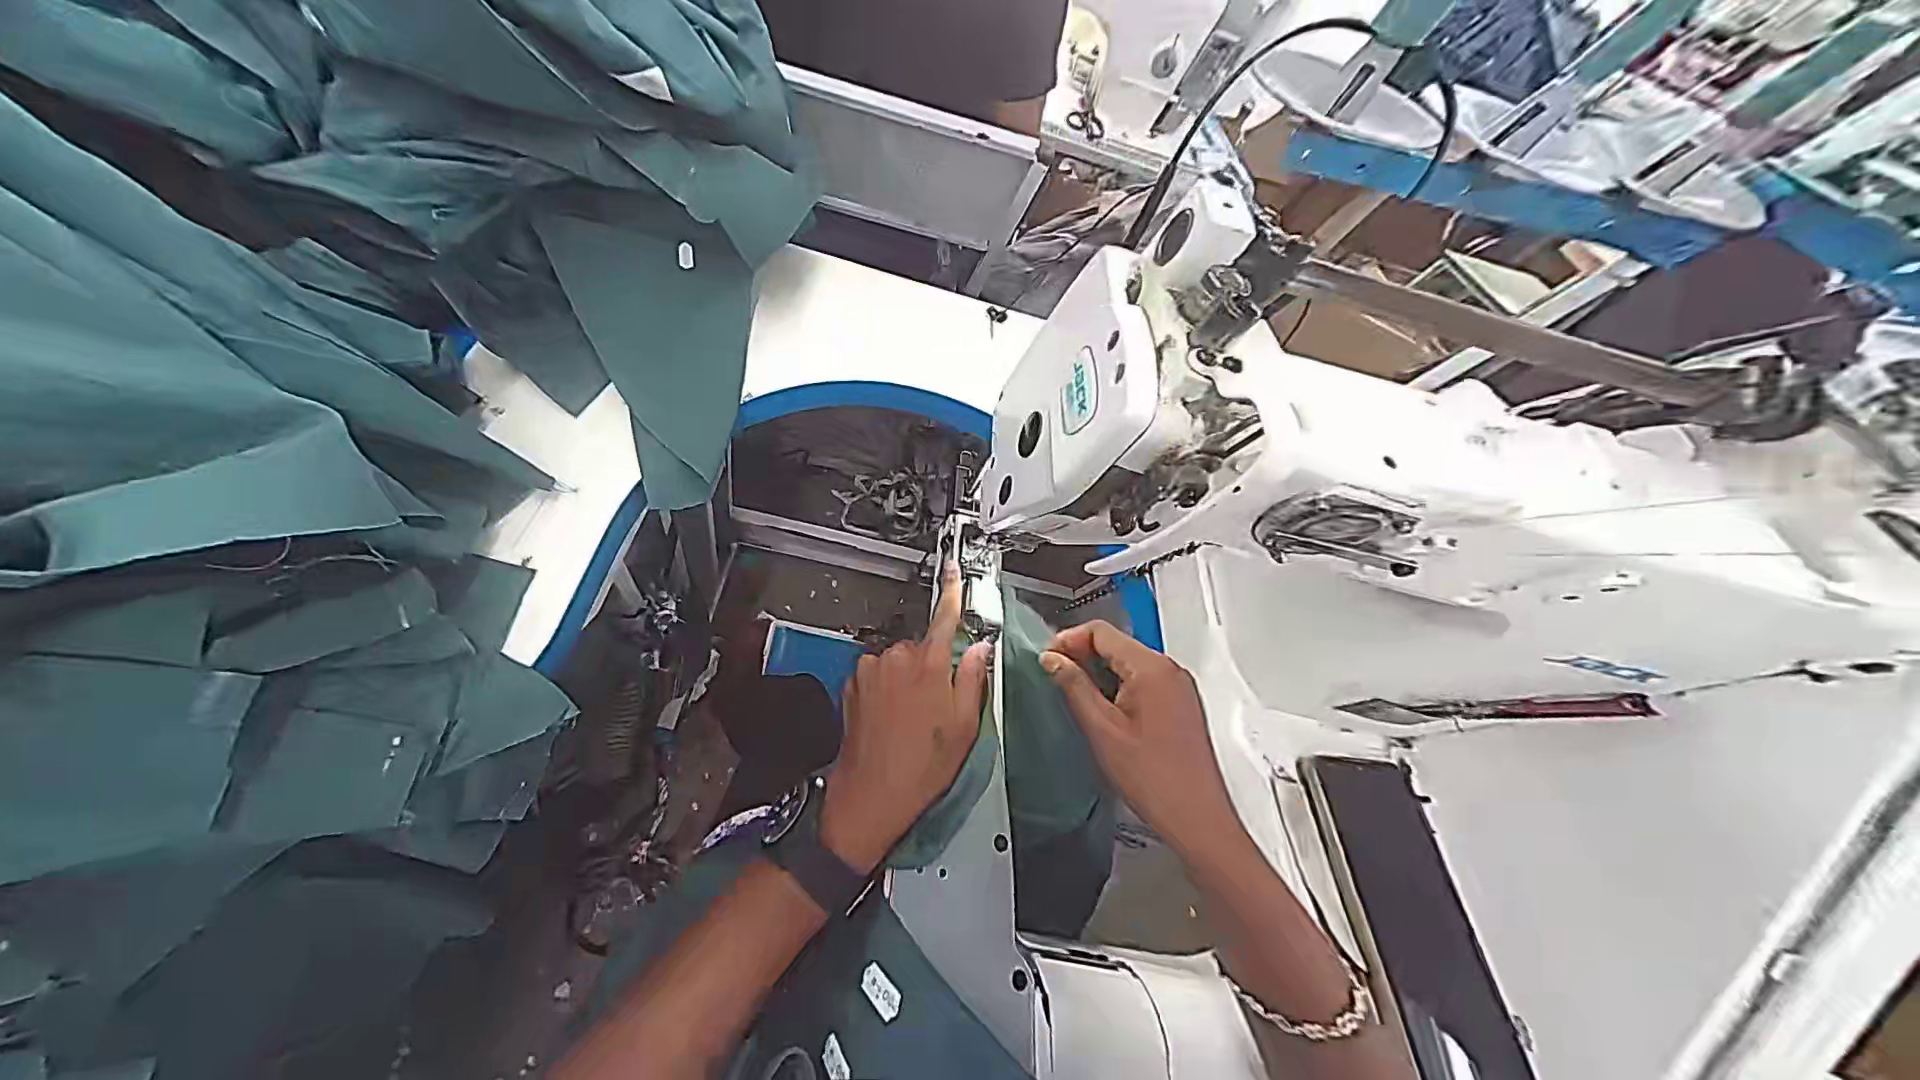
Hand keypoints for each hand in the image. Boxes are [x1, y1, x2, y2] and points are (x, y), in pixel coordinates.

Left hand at [820, 561, 989, 873]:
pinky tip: (892, 717)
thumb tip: (980, 648)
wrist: (871, 795)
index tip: (953, 572)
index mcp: (929, 664)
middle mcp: (896, 658)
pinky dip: (887, 687)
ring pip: (900, 660)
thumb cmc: (922, 766)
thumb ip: (974, 677)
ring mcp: (870, 669)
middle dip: (933, 664)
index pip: (945, 616)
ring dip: (908, 678)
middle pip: (923, 645)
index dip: (953, 592)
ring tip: (912, 717)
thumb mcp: (964, 725)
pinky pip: (878, 673)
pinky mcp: (852, 682)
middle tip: (938, 703)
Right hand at [1039, 621, 1236, 858]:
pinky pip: (1143, 679)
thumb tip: (1053, 660)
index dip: (1068, 640)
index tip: (1049, 658)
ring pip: (1128, 661)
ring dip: (1099, 672)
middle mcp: (1170, 671)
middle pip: (1116, 643)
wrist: (1196, 817)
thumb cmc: (1156, 780)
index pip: (1101, 632)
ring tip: (1077, 696)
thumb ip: (1073, 686)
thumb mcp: (1101, 728)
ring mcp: (1178, 687)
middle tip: (1056, 675)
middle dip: (1082, 655)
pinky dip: (1118, 686)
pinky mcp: (1180, 703)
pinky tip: (1103, 711)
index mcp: (1151, 669)